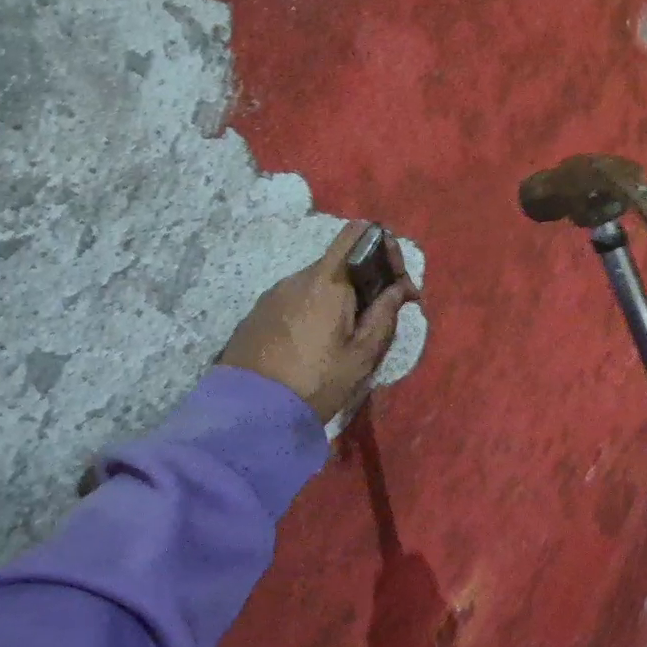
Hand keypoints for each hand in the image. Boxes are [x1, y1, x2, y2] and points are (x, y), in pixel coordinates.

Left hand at [219, 222, 419, 420]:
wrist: (247, 414)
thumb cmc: (316, 382)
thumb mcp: (362, 354)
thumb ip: (385, 314)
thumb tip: (399, 289)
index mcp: (328, 281)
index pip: (358, 233)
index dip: (385, 247)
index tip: (398, 283)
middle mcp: (298, 277)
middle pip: (342, 262)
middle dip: (367, 282)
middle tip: (380, 319)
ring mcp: (273, 295)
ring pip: (319, 283)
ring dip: (341, 299)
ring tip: (347, 338)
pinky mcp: (258, 314)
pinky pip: (297, 300)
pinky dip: (316, 311)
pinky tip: (316, 345)